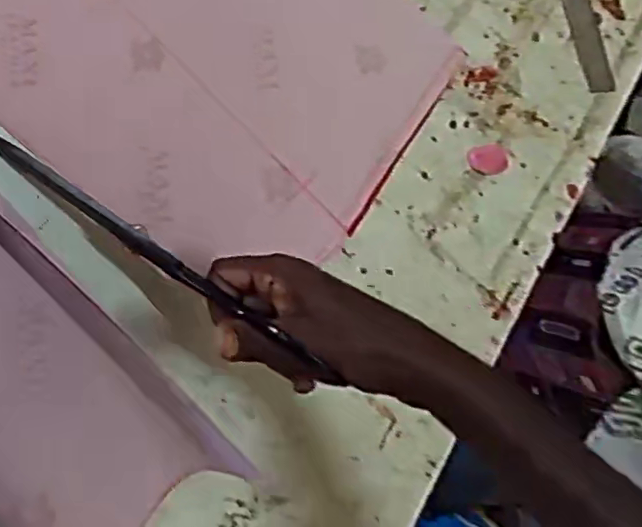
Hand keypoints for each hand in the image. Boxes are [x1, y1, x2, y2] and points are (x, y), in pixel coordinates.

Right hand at [206, 254, 466, 402]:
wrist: (422, 366)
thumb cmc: (360, 345)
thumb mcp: (296, 344)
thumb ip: (251, 340)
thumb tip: (219, 340)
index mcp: (278, 271)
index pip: (222, 274)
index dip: (221, 305)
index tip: (233, 335)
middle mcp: (287, 276)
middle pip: (242, 297)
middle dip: (250, 331)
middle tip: (270, 356)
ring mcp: (304, 295)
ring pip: (264, 317)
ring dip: (272, 346)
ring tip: (297, 368)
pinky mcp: (319, 314)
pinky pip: (286, 327)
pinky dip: (289, 349)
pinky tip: (309, 371)